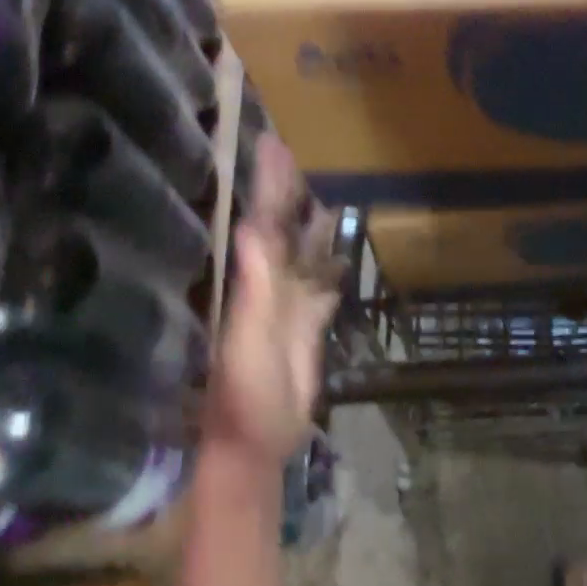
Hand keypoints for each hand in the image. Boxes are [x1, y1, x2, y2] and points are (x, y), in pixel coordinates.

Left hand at [205, 134, 343, 467]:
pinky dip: (330, 263)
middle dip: (291, 189)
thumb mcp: (248, 341)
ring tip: (329, 185)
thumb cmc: (247, 397)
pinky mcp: (309, 327)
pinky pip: (322, 285)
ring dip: (314, 220)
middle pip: (286, 228)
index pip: (266, 221)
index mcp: (256, 282)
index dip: (270, 184)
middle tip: (302, 148)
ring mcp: (292, 306)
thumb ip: (253, 286)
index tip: (273, 142)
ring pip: (306, 253)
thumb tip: (249, 230)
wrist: (255, 443)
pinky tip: (339, 248)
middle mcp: (272, 285)